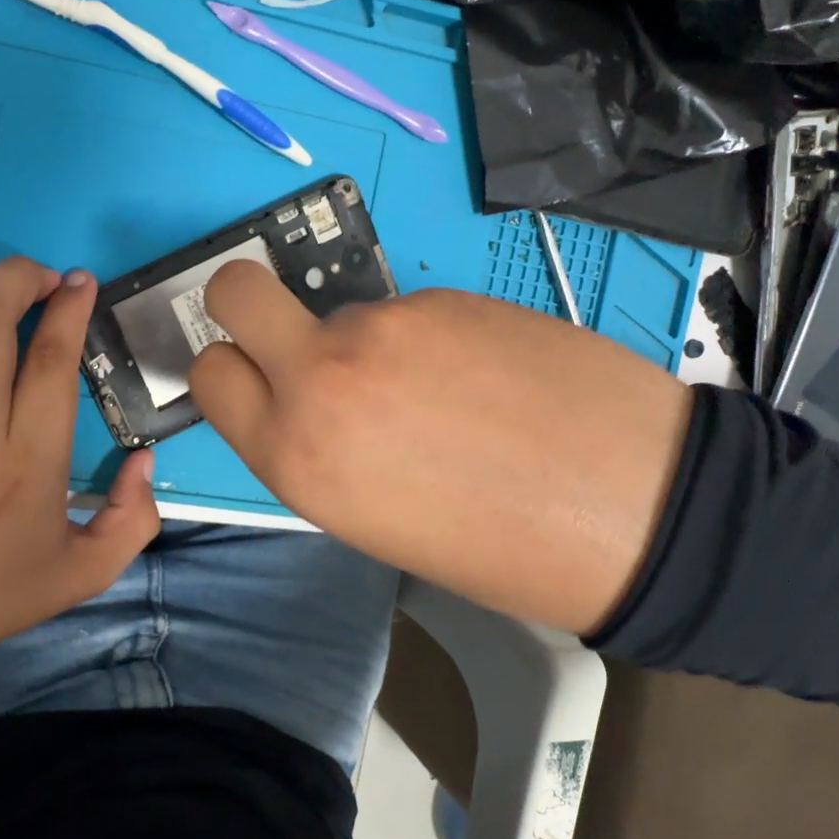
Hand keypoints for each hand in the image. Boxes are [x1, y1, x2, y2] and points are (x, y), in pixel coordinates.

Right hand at [187, 260, 693, 633]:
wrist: (629, 512)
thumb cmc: (489, 547)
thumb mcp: (362, 518)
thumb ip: (306, 446)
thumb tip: (298, 398)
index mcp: (293, 455)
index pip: (209, 373)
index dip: (228, 371)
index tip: (254, 377)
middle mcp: (319, 379)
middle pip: (236, 291)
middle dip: (240, 301)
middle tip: (287, 330)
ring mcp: (382, 326)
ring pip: (339, 313)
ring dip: (367, 342)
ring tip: (440, 390)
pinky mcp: (443, 296)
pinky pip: (406, 311)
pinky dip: (426, 336)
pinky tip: (481, 374)